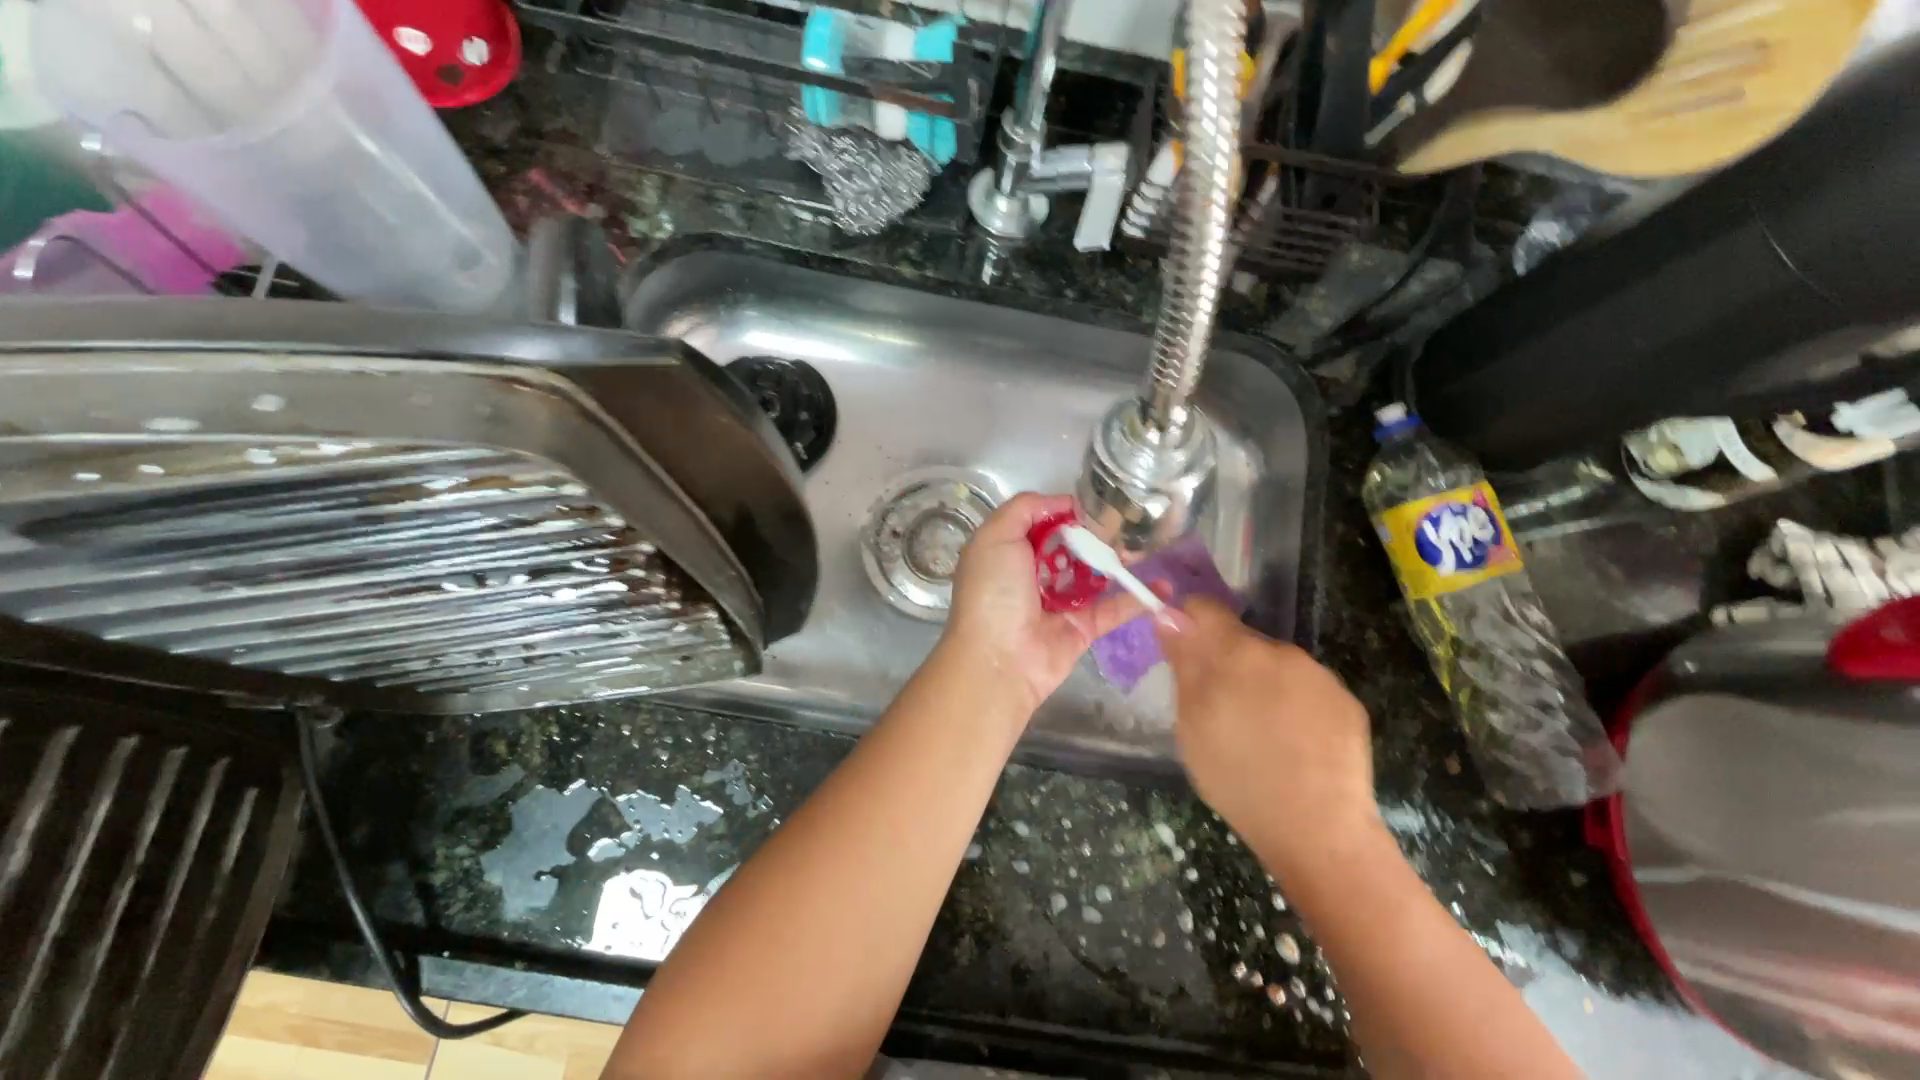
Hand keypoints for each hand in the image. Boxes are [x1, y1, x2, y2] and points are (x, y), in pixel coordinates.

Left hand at [939, 493, 1145, 716]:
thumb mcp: (995, 537)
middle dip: (1098, 534)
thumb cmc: (993, 593)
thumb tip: (1063, 501)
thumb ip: (1024, 509)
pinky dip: (1139, 597)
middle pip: (1072, 547)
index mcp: (1009, 552)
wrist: (999, 659)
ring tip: (1148, 544)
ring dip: (1120, 560)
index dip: (1066, 511)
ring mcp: (1060, 602)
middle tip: (1130, 521)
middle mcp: (1034, 575)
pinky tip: (1163, 585)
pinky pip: (1114, 608)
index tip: (1096, 503)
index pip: (1043, 523)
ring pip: (1095, 574)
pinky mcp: (1083, 627)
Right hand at [1155, 598, 1379, 880]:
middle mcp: (1279, 651)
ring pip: (1277, 667)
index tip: (1184, 652)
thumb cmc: (1237, 777)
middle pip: (1242, 640)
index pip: (1204, 609)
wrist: (1316, 825)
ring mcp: (1318, 675)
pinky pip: (1309, 691)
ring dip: (1263, 686)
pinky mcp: (1346, 702)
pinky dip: (1296, 708)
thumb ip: (1184, 664)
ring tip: (1262, 736)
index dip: (1189, 624)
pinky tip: (1295, 747)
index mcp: (1234, 653)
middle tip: (1221, 712)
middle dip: (1228, 665)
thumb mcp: (1191, 725)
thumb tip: (1170, 616)